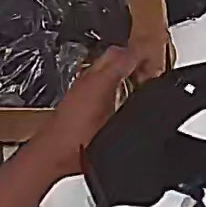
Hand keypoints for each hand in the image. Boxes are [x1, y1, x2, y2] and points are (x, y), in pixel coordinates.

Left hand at [17, 46, 144, 185]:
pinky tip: (116, 96)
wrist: (51, 153)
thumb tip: (147, 102)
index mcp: (101, 81)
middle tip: (146, 74)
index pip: (127, 56)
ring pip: (105, 62)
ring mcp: (80, 83)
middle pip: (116, 53)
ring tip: (135, 84)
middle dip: (134, 60)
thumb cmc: (76, 144)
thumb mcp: (115, 128)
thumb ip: (132, 108)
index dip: (145, 59)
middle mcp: (89, 78)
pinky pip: (96, 74)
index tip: (154, 68)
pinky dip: (110, 78)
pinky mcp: (75, 92)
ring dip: (121, 68)